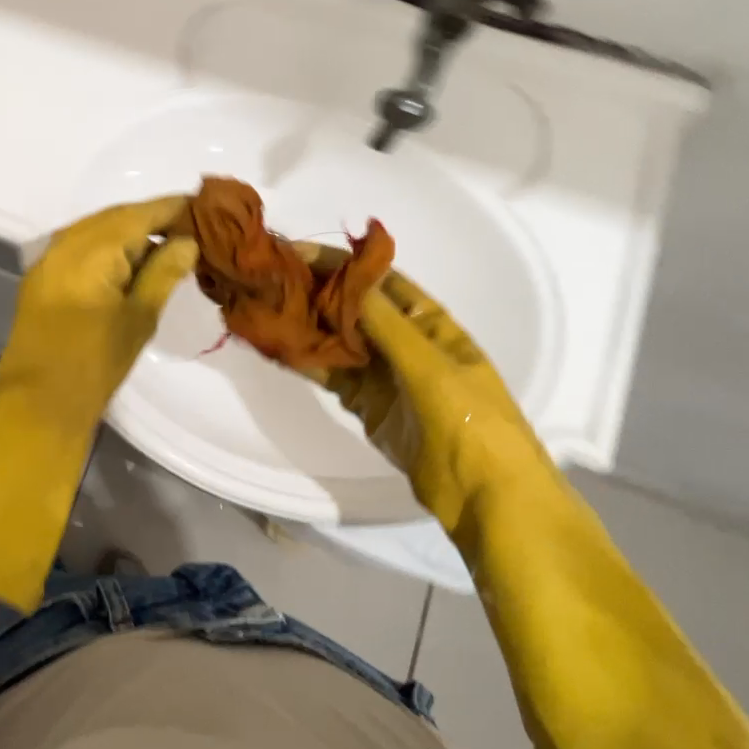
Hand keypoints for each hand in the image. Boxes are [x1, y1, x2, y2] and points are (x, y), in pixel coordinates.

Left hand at [0, 196, 197, 612]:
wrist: (38, 400)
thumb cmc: (95, 361)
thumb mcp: (139, 318)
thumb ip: (162, 273)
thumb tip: (186, 240)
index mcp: (91, 248)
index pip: (138, 214)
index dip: (172, 208)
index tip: (205, 207)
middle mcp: (65, 243)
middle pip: (114, 217)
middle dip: (151, 218)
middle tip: (191, 225)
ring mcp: (48, 260)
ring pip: (94, 230)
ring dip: (128, 232)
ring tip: (167, 242)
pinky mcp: (41, 278)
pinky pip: (78, 248)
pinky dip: (106, 247)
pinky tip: (130, 261)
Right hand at [292, 242, 549, 528]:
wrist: (485, 496)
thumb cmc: (473, 423)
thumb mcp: (431, 366)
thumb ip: (387, 324)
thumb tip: (348, 277)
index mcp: (431, 325)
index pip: (380, 282)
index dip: (342, 264)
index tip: (295, 251)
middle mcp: (405, 342)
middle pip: (353, 308)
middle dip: (315, 291)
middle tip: (268, 278)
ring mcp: (383, 374)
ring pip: (336, 339)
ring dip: (304, 324)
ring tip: (263, 307)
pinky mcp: (365, 403)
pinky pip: (329, 373)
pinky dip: (304, 359)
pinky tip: (276, 345)